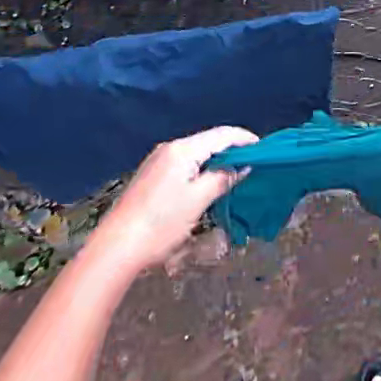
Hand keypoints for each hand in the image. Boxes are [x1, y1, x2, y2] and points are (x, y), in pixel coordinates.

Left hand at [83, 126, 257, 275]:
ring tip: (236, 172)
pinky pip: (184, 163)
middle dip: (231, 149)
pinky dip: (201, 168)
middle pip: (207, 141)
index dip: (243, 139)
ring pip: (195, 153)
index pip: (220, 135)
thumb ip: (222, 179)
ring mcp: (158, 161)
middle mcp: (169, 148)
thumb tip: (243, 166)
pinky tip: (208, 182)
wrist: (117, 246)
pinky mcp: (151, 175)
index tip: (264, 147)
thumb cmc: (161, 223)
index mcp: (182, 149)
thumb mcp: (197, 202)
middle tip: (254, 161)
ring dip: (216, 160)